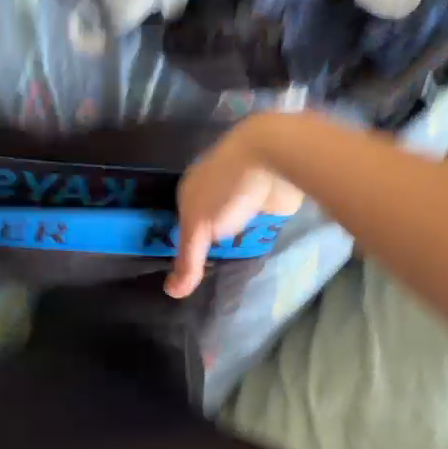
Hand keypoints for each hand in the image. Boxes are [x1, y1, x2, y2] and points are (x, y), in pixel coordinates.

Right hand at [167, 117, 305, 298]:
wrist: (275, 156)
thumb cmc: (226, 187)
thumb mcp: (199, 227)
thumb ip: (187, 259)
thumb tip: (172, 292)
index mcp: (190, 190)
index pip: (183, 224)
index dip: (185, 246)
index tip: (189, 270)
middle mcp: (214, 190)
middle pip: (209, 224)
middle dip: (211, 244)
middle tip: (212, 274)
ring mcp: (244, 193)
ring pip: (235, 224)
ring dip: (237, 241)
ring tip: (234, 269)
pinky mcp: (270, 199)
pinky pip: (260, 225)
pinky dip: (259, 236)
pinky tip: (257, 252)